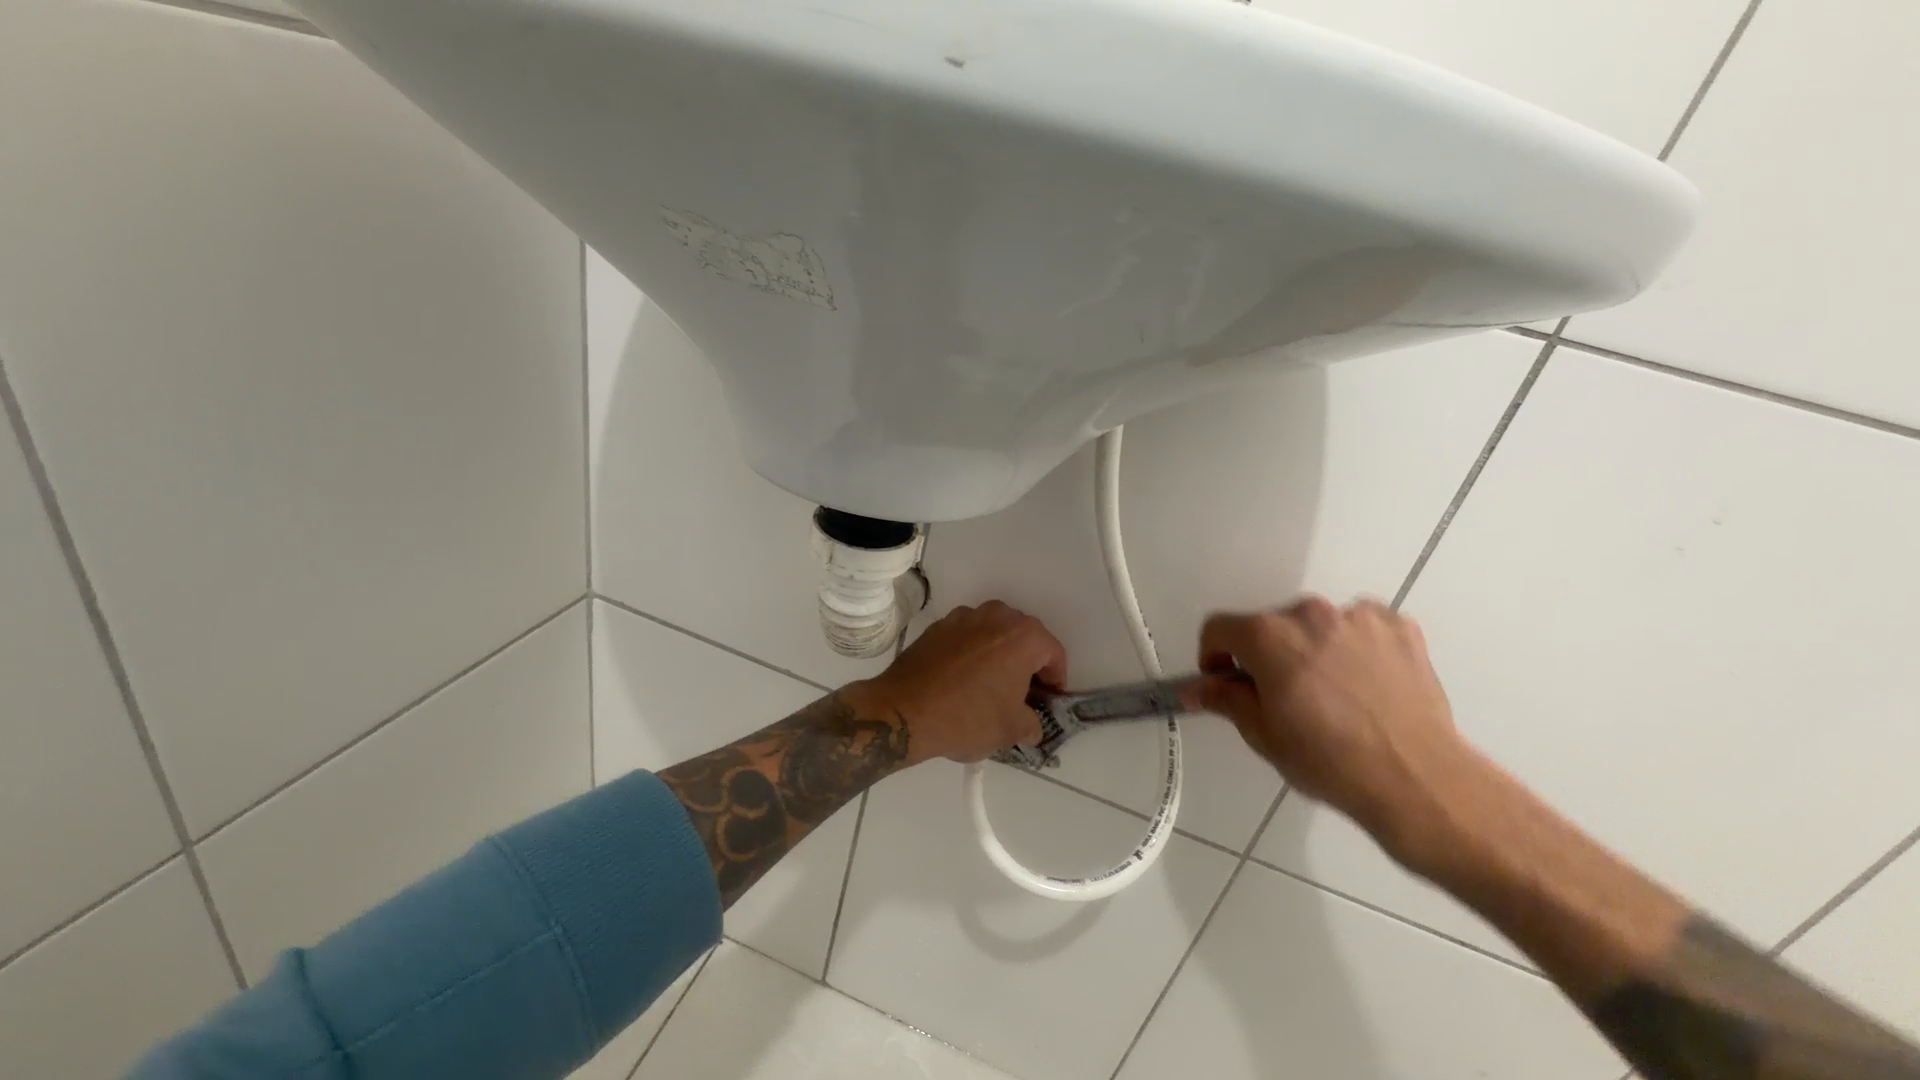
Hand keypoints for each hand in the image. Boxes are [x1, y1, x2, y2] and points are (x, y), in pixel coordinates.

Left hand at [845, 601, 1064, 765]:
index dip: (1055, 680)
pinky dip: (971, 654)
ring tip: (991, 686)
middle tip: (1023, 694)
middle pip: (1023, 638)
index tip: (1048, 700)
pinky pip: (966, 637)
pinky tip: (962, 681)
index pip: (1053, 654)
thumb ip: (1031, 724)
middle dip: (1027, 664)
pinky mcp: (937, 627)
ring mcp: (963, 618)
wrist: (903, 711)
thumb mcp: (1011, 730)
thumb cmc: (967, 718)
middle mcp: (996, 617)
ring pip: (992, 634)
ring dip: (998, 655)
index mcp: (1023, 636)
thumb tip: (1031, 726)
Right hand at [1186, 596, 1477, 845]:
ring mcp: (1360, 617)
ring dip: (1315, 650)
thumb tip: (1196, 688)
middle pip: (1272, 626)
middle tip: (1285, 699)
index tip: (1226, 682)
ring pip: (1320, 627)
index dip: (1214, 656)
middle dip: (1269, 655)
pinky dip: (1357, 649)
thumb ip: (1226, 700)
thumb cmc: (1329, 761)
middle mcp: (1311, 614)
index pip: (1220, 628)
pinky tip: (1367, 688)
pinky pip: (1363, 630)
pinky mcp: (1401, 627)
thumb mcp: (1264, 736)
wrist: (1416, 778)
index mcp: (1269, 636)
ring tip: (1334, 696)